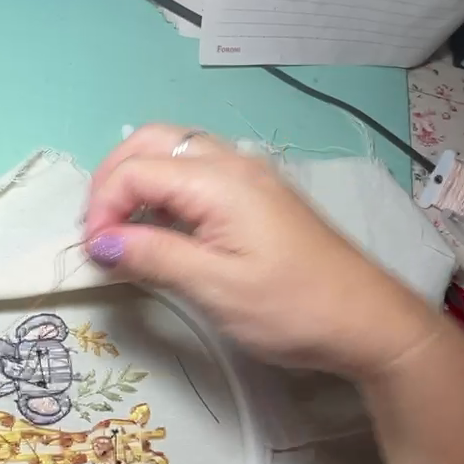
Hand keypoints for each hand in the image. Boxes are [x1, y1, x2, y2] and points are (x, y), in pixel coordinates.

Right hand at [83, 125, 444, 380]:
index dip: (103, 208)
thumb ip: (153, 257)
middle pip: (152, 141)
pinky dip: (164, 190)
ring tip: (123, 229)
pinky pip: (196, 173)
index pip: (136, 171)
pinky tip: (160, 229)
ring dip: (138, 180)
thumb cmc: (292, 308)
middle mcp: (232, 163)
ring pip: (174, 152)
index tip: (95, 253)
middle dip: (112, 179)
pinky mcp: (256, 195)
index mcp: (220, 181)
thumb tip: (100, 242)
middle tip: (100, 229)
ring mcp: (248, 176)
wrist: (368, 322)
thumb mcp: (215, 289)